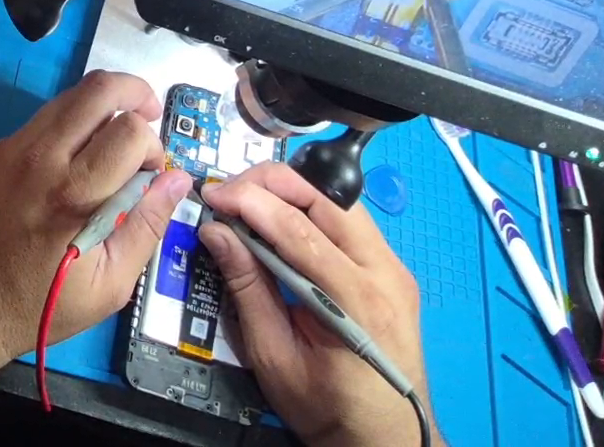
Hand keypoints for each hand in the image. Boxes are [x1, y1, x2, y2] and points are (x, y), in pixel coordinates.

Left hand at [0, 71, 193, 377]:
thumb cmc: (35, 306)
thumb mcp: (107, 287)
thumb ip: (147, 227)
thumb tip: (177, 180)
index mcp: (73, 194)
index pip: (129, 130)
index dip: (154, 146)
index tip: (152, 173)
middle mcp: (43, 155)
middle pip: (100, 87)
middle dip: (137, 92)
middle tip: (149, 116)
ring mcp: (15, 145)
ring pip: (72, 94)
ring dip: (104, 103)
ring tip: (117, 134)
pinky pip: (47, 114)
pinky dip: (74, 119)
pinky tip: (80, 153)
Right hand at [199, 163, 438, 446]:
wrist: (385, 439)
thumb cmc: (327, 408)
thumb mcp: (274, 357)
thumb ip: (247, 288)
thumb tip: (214, 231)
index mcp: (358, 301)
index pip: (298, 228)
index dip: (249, 201)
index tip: (211, 194)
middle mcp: (384, 271)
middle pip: (324, 198)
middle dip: (268, 182)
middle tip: (225, 191)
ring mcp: (392, 264)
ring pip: (336, 198)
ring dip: (287, 188)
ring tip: (246, 199)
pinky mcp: (388, 264)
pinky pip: (344, 215)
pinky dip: (306, 204)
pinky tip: (276, 214)